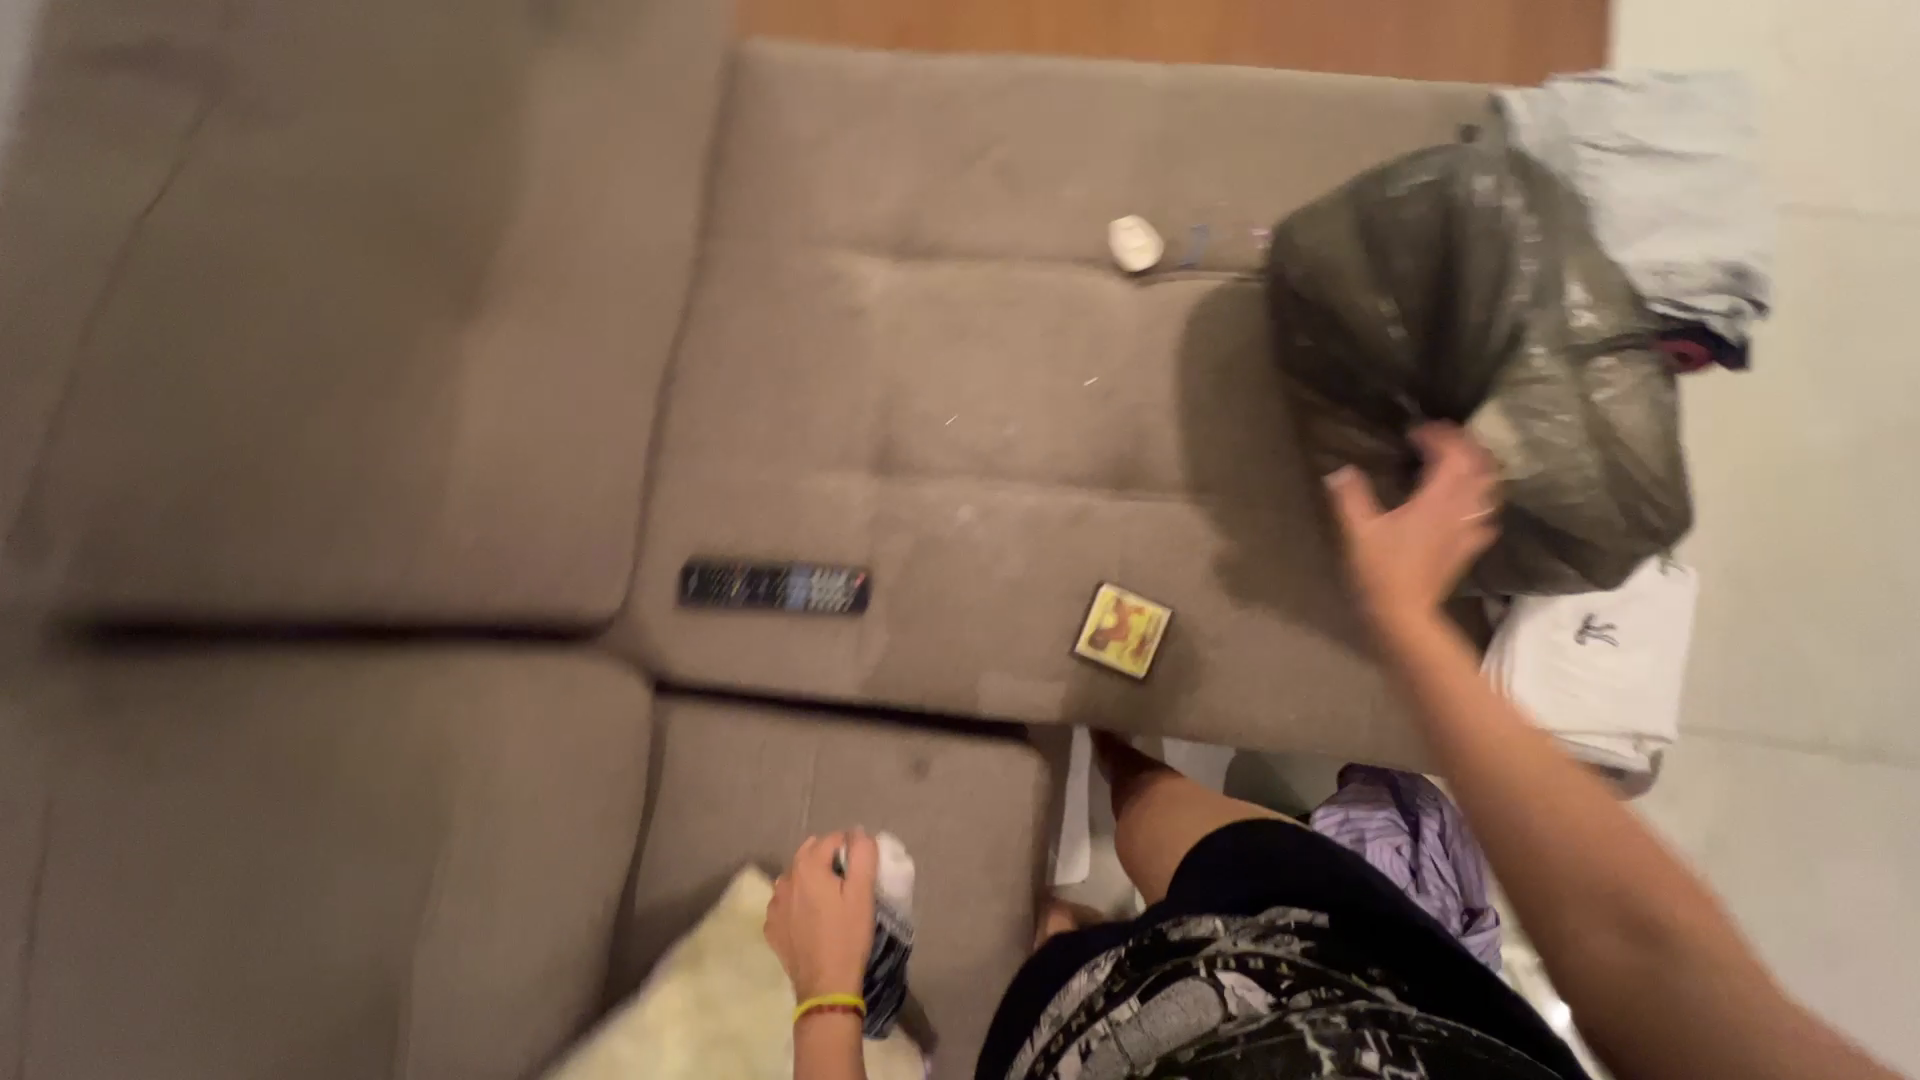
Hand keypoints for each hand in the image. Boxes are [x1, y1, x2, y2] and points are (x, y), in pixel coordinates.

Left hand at [764, 829, 876, 1002]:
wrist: (826, 987)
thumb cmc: (848, 935)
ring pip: (797, 878)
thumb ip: (863, 854)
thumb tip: (857, 833)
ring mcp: (774, 905)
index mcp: (807, 866)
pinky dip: (799, 903)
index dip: (851, 850)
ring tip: (830, 903)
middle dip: (829, 861)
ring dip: (812, 880)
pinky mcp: (771, 927)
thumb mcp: (863, 892)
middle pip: (811, 854)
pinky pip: (787, 902)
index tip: (861, 872)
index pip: (832, 839)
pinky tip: (812, 921)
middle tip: (847, 886)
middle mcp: (784, 879)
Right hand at [1324, 422, 1499, 627]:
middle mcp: (1459, 509)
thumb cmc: (1379, 570)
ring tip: (1459, 461)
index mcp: (1434, 501)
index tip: (1416, 429)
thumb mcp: (1357, 531)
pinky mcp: (1469, 546)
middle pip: (1479, 466)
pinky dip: (1480, 499)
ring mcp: (1468, 529)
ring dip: (1478, 467)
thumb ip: (1350, 497)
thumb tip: (1340, 471)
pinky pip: (1486, 515)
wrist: (1404, 612)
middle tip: (1442, 438)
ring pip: (1489, 488)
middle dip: (1465, 445)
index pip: (1451, 455)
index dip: (1439, 436)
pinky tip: (1466, 502)